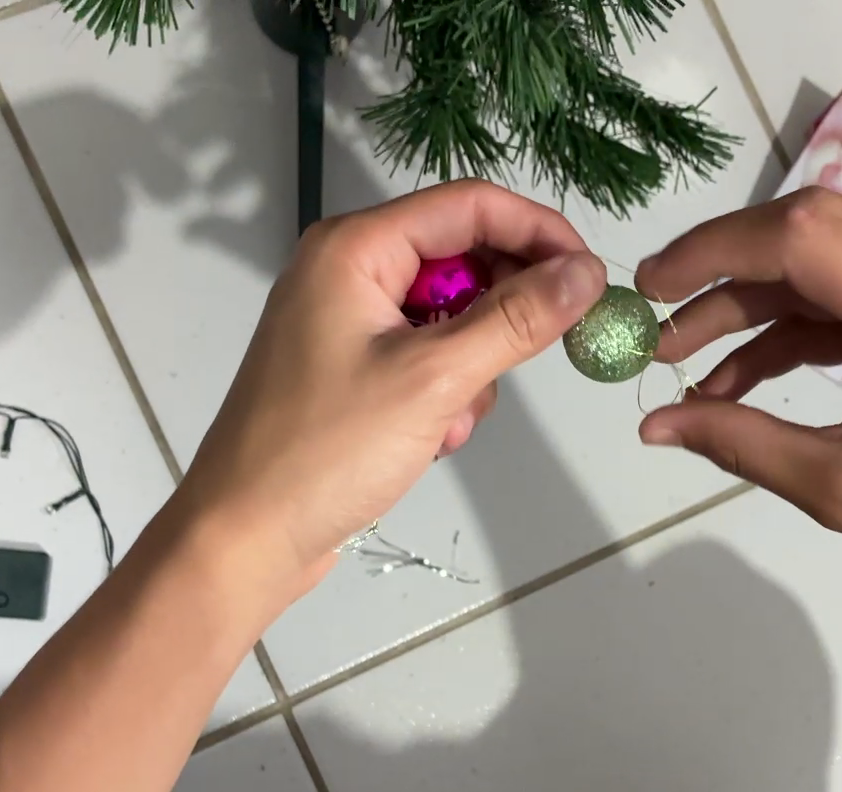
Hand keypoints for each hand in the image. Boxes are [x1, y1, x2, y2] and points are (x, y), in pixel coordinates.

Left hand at [175, 180, 607, 604]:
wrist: (249, 535)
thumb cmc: (331, 450)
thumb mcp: (434, 380)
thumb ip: (515, 320)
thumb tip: (587, 272)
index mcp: (356, 249)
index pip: (469, 207)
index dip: (539, 232)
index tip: (592, 277)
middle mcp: (350, 273)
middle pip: (462, 261)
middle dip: (501, 314)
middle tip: (531, 358)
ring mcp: (349, 326)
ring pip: (451, 320)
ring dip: (471, 369)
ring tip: (450, 420)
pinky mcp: (354, 372)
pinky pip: (426, 361)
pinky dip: (444, 395)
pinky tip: (431, 438)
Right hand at [636, 188, 841, 632]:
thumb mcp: (834, 487)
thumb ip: (734, 441)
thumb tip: (650, 425)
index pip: (802, 237)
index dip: (712, 253)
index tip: (648, 288)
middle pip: (811, 234)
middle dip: (722, 273)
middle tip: (655, 317)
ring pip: (823, 270)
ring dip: (749, 311)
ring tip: (682, 362)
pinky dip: (787, 339)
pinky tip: (736, 384)